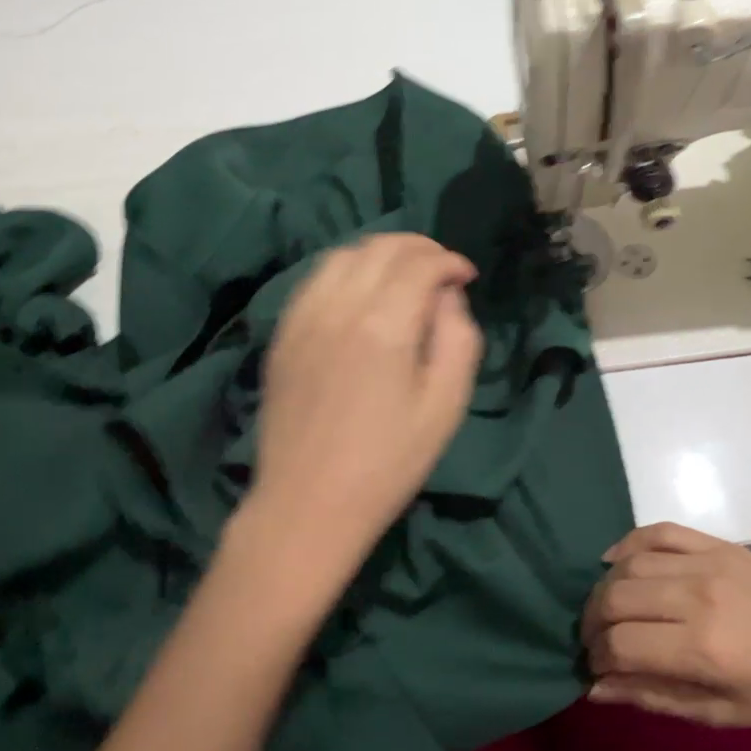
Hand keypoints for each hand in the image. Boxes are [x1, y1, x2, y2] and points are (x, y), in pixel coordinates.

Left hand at [252, 234, 483, 550]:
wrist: (308, 504)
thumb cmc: (388, 463)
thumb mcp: (445, 406)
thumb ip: (457, 338)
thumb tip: (448, 297)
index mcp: (383, 325)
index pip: (420, 263)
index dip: (450, 261)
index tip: (467, 276)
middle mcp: (338, 307)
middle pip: (380, 247)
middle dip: (419, 248)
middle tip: (441, 270)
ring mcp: (302, 318)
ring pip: (343, 255)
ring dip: (380, 254)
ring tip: (403, 277)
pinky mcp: (282, 334)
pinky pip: (314, 280)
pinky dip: (345, 272)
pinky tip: (361, 296)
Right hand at [582, 523, 750, 728]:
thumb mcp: (716, 713)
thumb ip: (651, 696)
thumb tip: (594, 686)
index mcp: (702, 649)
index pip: (619, 644)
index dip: (596, 658)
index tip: (595, 669)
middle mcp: (698, 598)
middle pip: (615, 597)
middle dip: (591, 621)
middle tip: (595, 639)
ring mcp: (708, 563)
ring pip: (630, 562)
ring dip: (605, 586)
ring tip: (607, 607)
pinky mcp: (719, 544)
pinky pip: (659, 531)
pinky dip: (629, 543)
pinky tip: (615, 560)